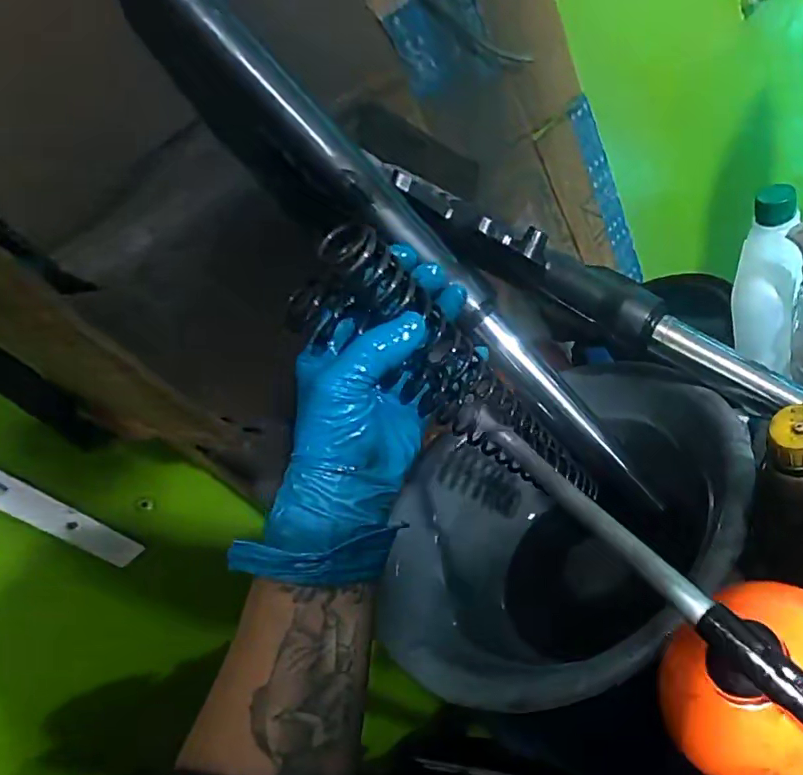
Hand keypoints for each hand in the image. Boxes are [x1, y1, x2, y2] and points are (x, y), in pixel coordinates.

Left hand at [229, 245, 464, 584]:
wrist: (350, 488)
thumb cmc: (332, 433)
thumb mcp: (343, 382)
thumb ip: (377, 347)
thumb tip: (415, 321)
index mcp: (334, 351)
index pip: (358, 304)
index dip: (380, 280)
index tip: (405, 258)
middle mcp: (362, 363)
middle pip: (392, 321)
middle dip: (415, 298)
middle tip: (440, 278)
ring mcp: (390, 385)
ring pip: (416, 345)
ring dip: (437, 324)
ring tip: (458, 300)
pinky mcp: (414, 408)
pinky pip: (436, 379)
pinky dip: (453, 362)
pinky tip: (470, 347)